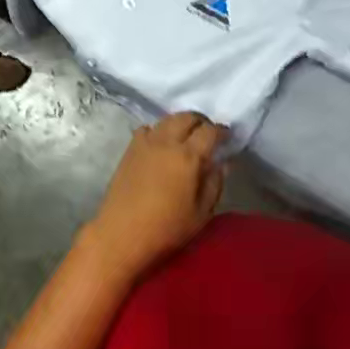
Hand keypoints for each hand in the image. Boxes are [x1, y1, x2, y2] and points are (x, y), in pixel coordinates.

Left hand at [79, 112, 226, 283]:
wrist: (122, 231)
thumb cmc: (166, 228)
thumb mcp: (201, 213)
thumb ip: (214, 184)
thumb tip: (221, 163)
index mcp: (187, 156)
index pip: (209, 132)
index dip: (221, 131)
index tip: (227, 136)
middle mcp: (166, 142)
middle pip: (186, 117)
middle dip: (200, 121)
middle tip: (207, 133)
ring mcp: (145, 142)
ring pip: (166, 120)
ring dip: (180, 122)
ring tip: (186, 136)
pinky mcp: (129, 148)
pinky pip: (147, 129)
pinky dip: (158, 130)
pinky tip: (161, 143)